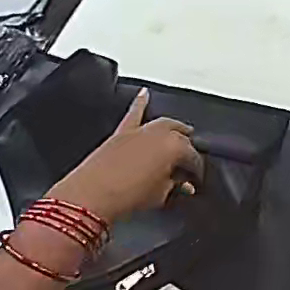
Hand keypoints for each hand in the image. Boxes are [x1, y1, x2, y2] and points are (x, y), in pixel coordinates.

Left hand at [47, 89, 202, 224]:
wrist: (92, 195)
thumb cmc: (127, 195)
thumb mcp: (160, 195)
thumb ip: (175, 186)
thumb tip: (180, 185)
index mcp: (176, 147)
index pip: (194, 158)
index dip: (197, 171)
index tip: (196, 180)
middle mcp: (159, 133)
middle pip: (181, 139)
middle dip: (187, 150)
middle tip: (188, 164)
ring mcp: (139, 131)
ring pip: (163, 124)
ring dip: (174, 128)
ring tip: (183, 132)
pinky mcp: (122, 133)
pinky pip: (134, 113)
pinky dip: (140, 103)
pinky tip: (144, 93)